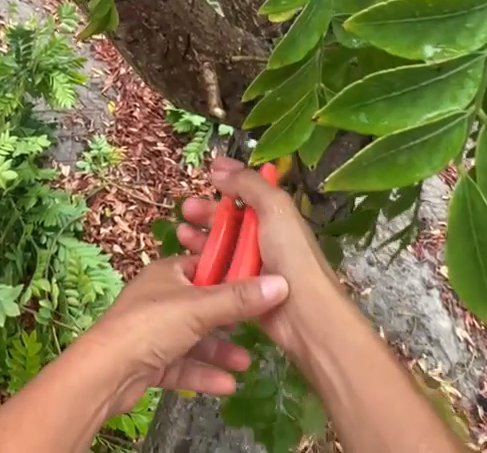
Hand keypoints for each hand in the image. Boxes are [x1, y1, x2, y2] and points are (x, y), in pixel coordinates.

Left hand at [79, 255, 288, 413]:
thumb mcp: (199, 307)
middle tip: (257, 329)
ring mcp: (154, 331)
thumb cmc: (151, 324)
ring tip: (247, 363)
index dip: (230, 275)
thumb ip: (239, 299)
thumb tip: (281, 283)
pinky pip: (183, 365)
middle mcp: (160, 298)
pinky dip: (204, 373)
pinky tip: (228, 384)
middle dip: (228, 320)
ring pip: (193, 339)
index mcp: (167, 273)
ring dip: (219, 350)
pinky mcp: (150, 361)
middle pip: (202, 306)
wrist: (108, 370)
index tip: (260, 286)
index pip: (204, 267)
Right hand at [175, 158, 349, 364]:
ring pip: (221, 243)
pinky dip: (202, 261)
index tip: (209, 170)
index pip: (250, 189)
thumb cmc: (292, 256)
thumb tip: (219, 169)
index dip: (231, 177)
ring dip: (200, 235)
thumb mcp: (275, 208)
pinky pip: (218, 269)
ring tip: (181, 233)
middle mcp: (265, 236)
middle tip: (187, 208)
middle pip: (230, 217)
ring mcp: (253, 263)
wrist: (305, 316)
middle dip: (207, 210)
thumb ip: (248, 184)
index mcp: (276, 214)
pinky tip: (187, 258)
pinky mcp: (242, 288)